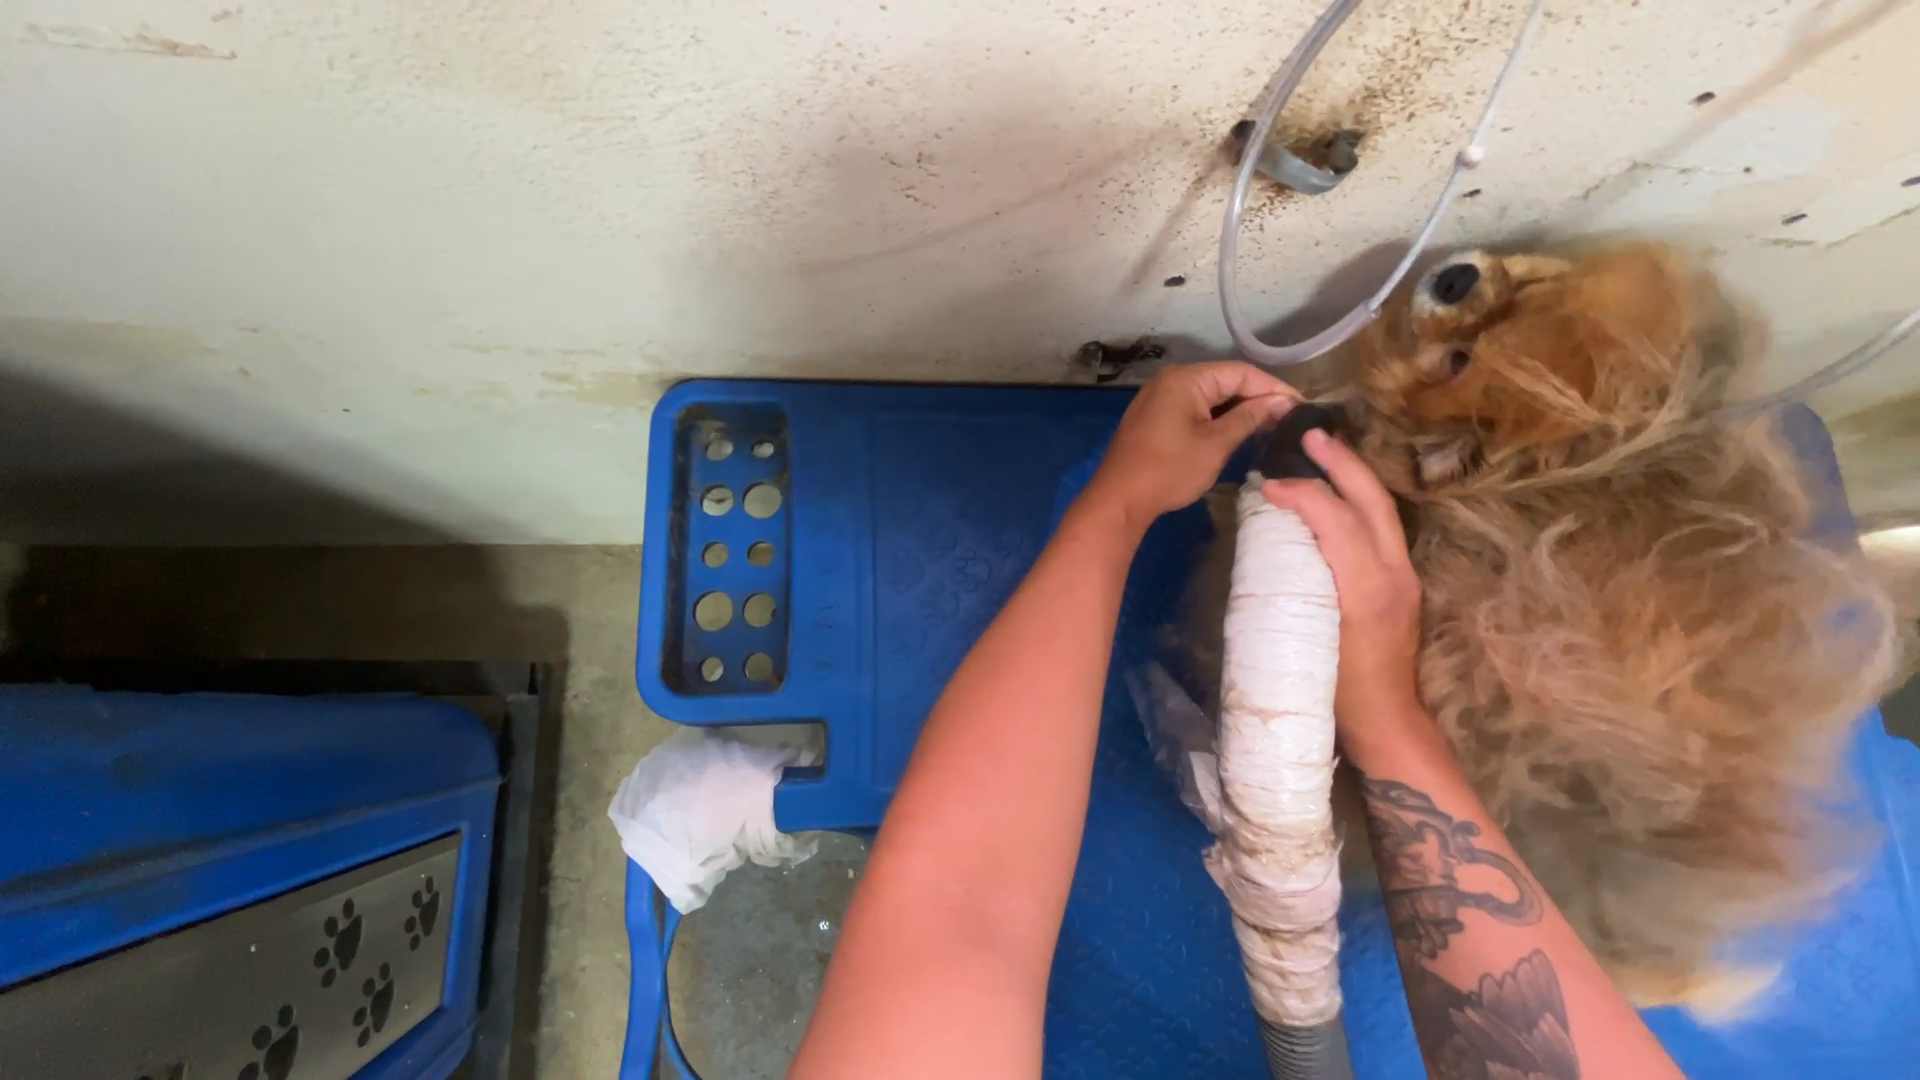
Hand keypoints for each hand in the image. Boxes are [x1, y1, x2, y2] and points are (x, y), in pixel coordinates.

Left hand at [1082, 361, 1297, 533]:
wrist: (1119, 499)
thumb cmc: (1168, 471)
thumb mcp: (1215, 444)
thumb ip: (1248, 418)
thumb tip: (1280, 402)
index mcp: (1185, 379)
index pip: (1240, 372)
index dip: (1273, 388)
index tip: (1300, 407)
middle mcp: (1170, 380)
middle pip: (1224, 381)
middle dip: (1256, 398)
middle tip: (1288, 419)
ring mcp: (1158, 399)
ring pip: (1209, 396)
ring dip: (1237, 409)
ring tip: (1269, 427)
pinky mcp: (1154, 418)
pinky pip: (1192, 409)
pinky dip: (1215, 418)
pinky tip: (1236, 432)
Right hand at [1261, 430, 1425, 755]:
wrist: (1386, 720)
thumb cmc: (1334, 687)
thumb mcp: (1303, 636)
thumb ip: (1290, 588)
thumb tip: (1268, 546)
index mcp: (1367, 586)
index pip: (1337, 519)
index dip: (1303, 494)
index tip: (1270, 485)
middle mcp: (1395, 572)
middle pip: (1372, 501)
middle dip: (1341, 463)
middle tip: (1311, 436)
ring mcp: (1405, 576)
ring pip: (1383, 509)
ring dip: (1353, 476)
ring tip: (1325, 452)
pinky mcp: (1404, 582)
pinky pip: (1382, 527)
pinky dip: (1357, 501)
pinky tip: (1338, 496)